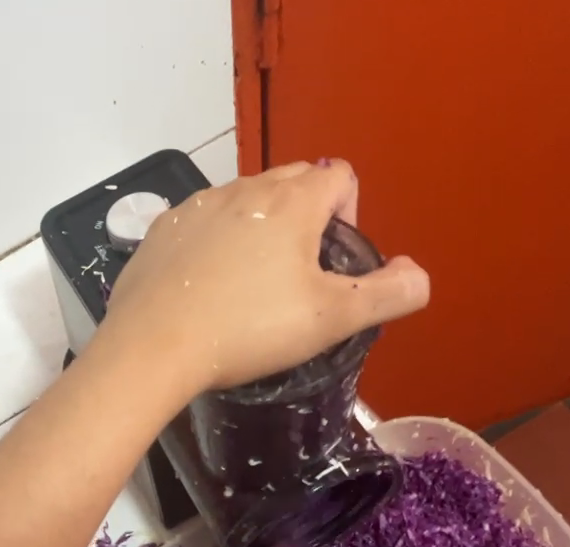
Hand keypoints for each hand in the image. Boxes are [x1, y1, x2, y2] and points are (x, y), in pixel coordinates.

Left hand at [95, 159, 428, 393]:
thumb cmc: (247, 330)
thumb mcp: (330, 319)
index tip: (333, 265)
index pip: (340, 176)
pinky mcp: (160, 233)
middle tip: (294, 279)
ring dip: (256, 232)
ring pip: (242, 204)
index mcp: (293, 200)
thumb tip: (417, 276)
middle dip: (304, 220)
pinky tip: (203, 291)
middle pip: (291, 183)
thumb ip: (387, 294)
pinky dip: (210, 248)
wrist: (152, 347)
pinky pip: (198, 227)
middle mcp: (243, 188)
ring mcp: (195, 207)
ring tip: (246, 289)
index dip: (350, 215)